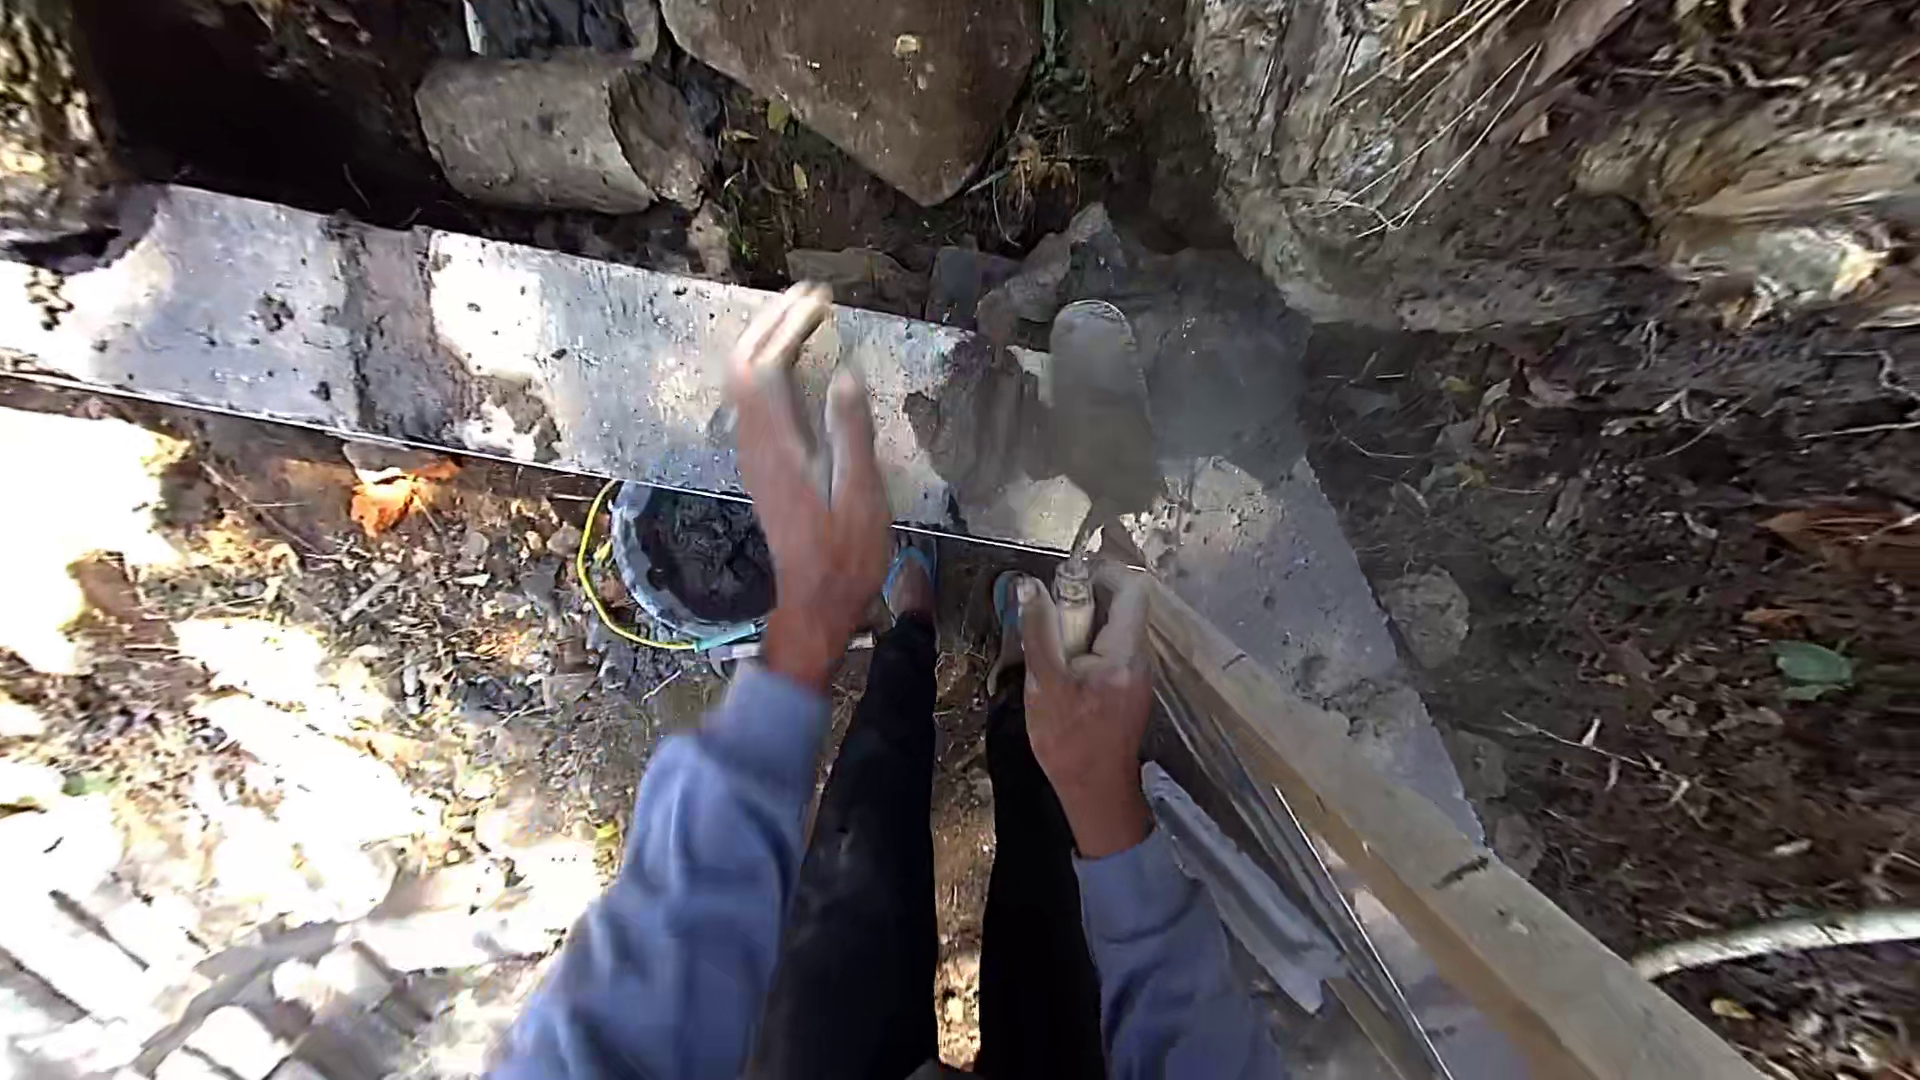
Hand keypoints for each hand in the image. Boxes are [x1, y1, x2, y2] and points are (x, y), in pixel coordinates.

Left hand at [727, 283, 890, 690]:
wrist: (815, 601)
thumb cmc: (845, 556)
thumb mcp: (861, 497)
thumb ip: (851, 435)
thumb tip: (846, 375)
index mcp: (780, 449)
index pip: (767, 367)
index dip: (788, 326)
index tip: (819, 301)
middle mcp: (756, 446)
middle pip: (744, 367)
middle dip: (771, 324)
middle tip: (808, 299)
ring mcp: (754, 457)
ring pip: (743, 383)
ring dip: (766, 344)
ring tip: (802, 321)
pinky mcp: (762, 468)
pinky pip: (753, 403)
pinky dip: (769, 371)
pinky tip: (793, 369)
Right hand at [1018, 565, 1153, 857]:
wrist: (1094, 791)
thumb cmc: (1068, 738)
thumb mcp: (1044, 681)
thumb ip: (1038, 630)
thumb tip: (1030, 586)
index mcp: (1125, 652)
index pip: (1131, 589)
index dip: (1102, 573)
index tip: (1066, 579)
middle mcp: (1140, 657)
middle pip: (1121, 607)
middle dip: (1083, 603)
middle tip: (1048, 616)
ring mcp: (1137, 674)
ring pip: (1113, 628)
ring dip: (1081, 626)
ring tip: (1050, 644)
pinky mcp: (1128, 687)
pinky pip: (1110, 650)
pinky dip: (1086, 647)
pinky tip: (1062, 668)